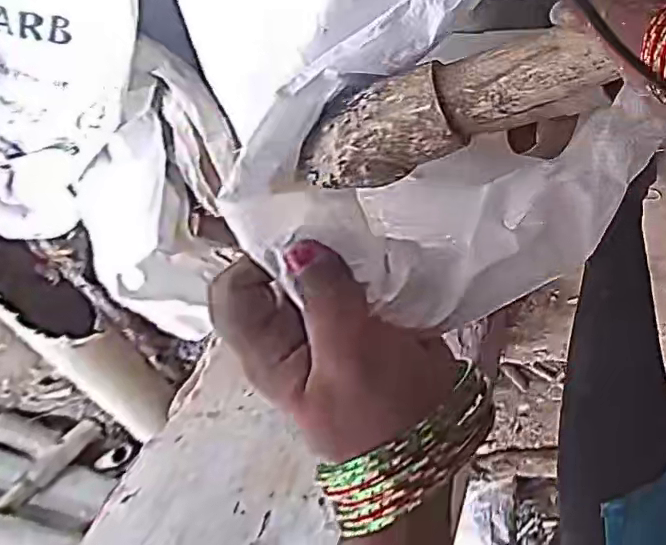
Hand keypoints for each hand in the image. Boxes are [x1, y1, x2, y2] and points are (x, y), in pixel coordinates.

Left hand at [209, 241, 456, 461]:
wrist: (428, 436)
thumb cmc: (379, 411)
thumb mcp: (348, 358)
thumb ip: (326, 301)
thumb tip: (300, 248)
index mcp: (270, 351)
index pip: (237, 291)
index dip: (260, 258)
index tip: (307, 234)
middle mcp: (297, 333)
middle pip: (285, 275)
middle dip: (315, 247)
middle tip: (352, 230)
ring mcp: (337, 325)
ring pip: (330, 273)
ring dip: (353, 254)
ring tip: (380, 239)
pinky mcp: (375, 318)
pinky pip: (368, 280)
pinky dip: (381, 265)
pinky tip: (401, 256)